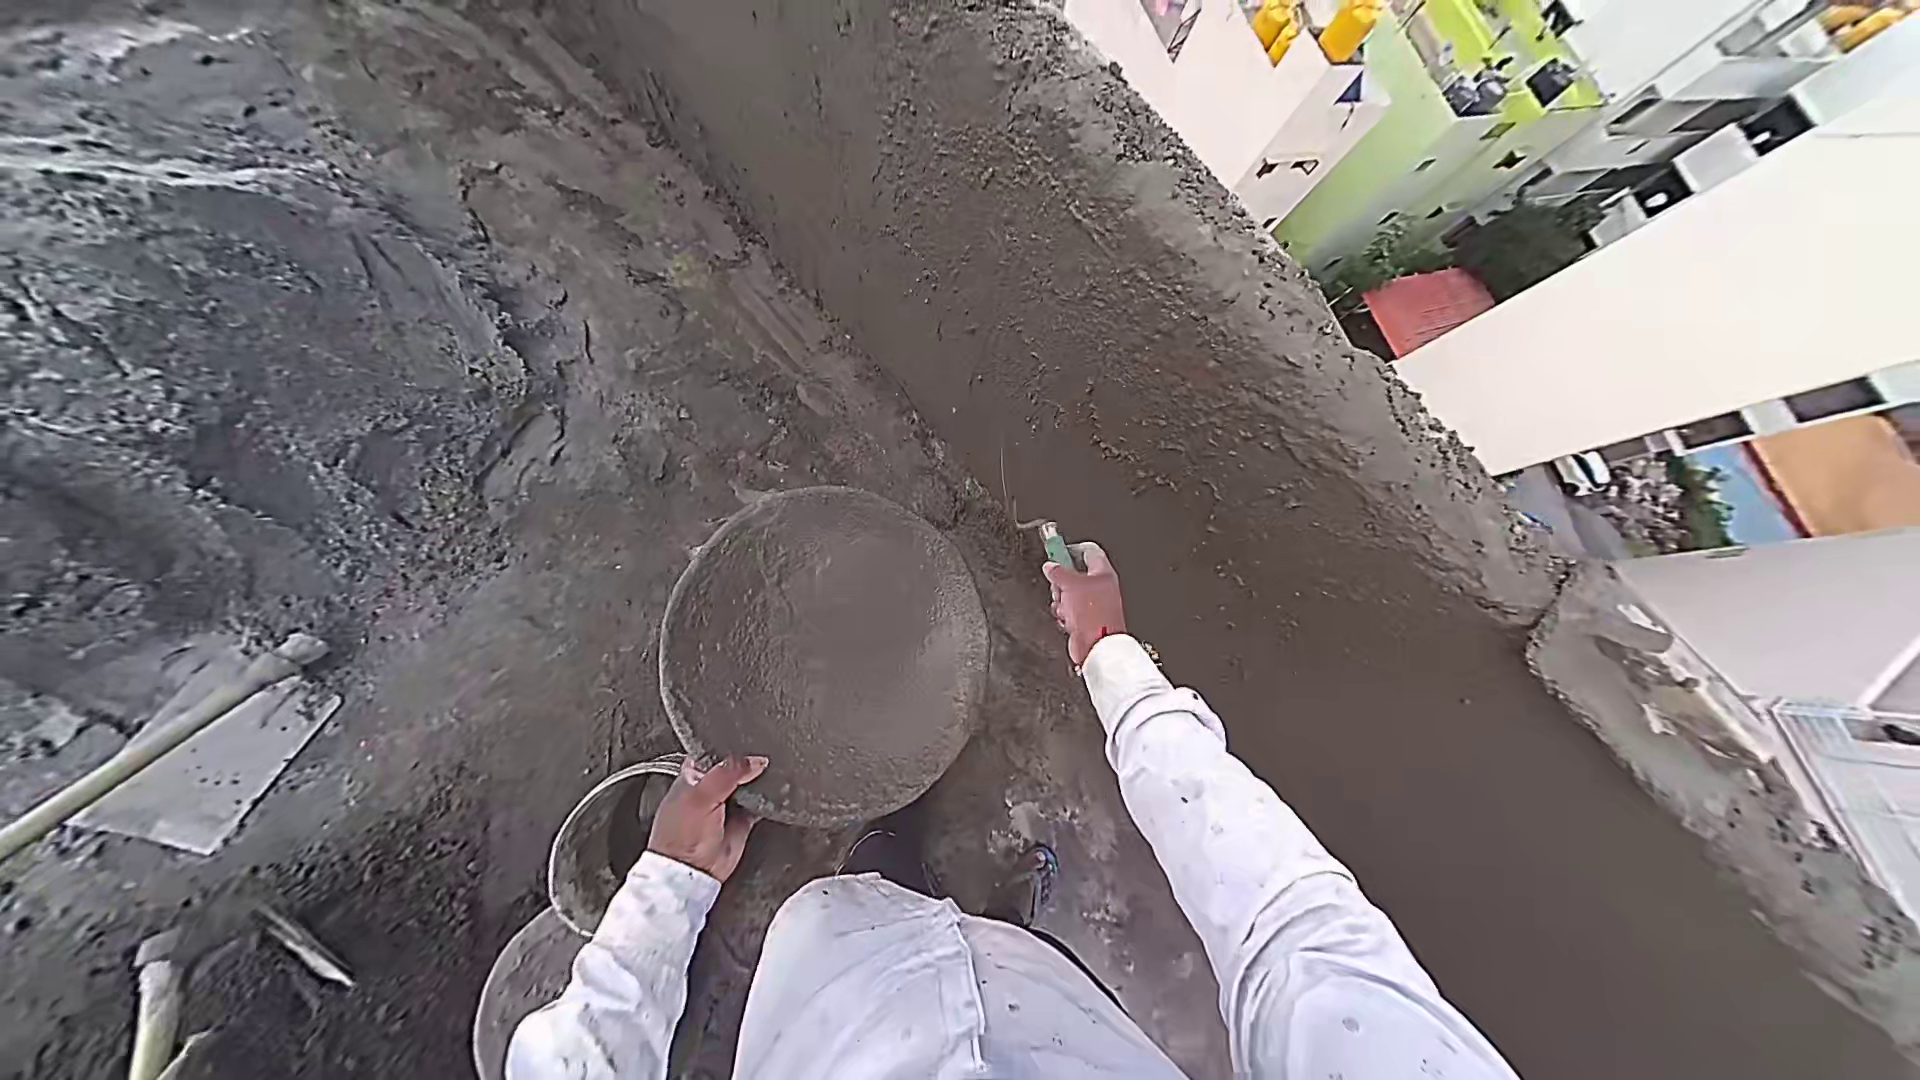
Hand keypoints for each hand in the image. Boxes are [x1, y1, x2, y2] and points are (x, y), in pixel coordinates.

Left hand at [648, 755, 767, 882]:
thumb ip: (728, 773)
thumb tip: (755, 761)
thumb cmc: (680, 838)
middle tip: (761, 760)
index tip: (750, 741)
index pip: (717, 749)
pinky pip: (761, 800)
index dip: (733, 744)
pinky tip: (773, 792)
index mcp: (694, 773)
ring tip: (767, 774)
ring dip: (760, 778)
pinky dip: (769, 796)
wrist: (691, 874)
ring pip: (751, 780)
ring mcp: (728, 801)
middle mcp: (712, 785)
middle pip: (738, 763)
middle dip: (750, 761)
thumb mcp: (701, 796)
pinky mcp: (743, 817)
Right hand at [1042, 542, 1124, 667]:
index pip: (1088, 552)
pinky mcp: (1086, 619)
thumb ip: (1058, 572)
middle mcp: (1101, 587)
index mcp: (1103, 573)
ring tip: (1064, 605)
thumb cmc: (1094, 614)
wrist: (1097, 645)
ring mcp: (1093, 604)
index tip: (1057, 551)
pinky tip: (1067, 618)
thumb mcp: (1071, 584)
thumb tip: (1050, 566)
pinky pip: (1069, 610)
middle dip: (1061, 581)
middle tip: (1059, 585)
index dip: (1071, 549)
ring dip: (1061, 600)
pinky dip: (1064, 613)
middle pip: (1074, 574)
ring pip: (1069, 594)